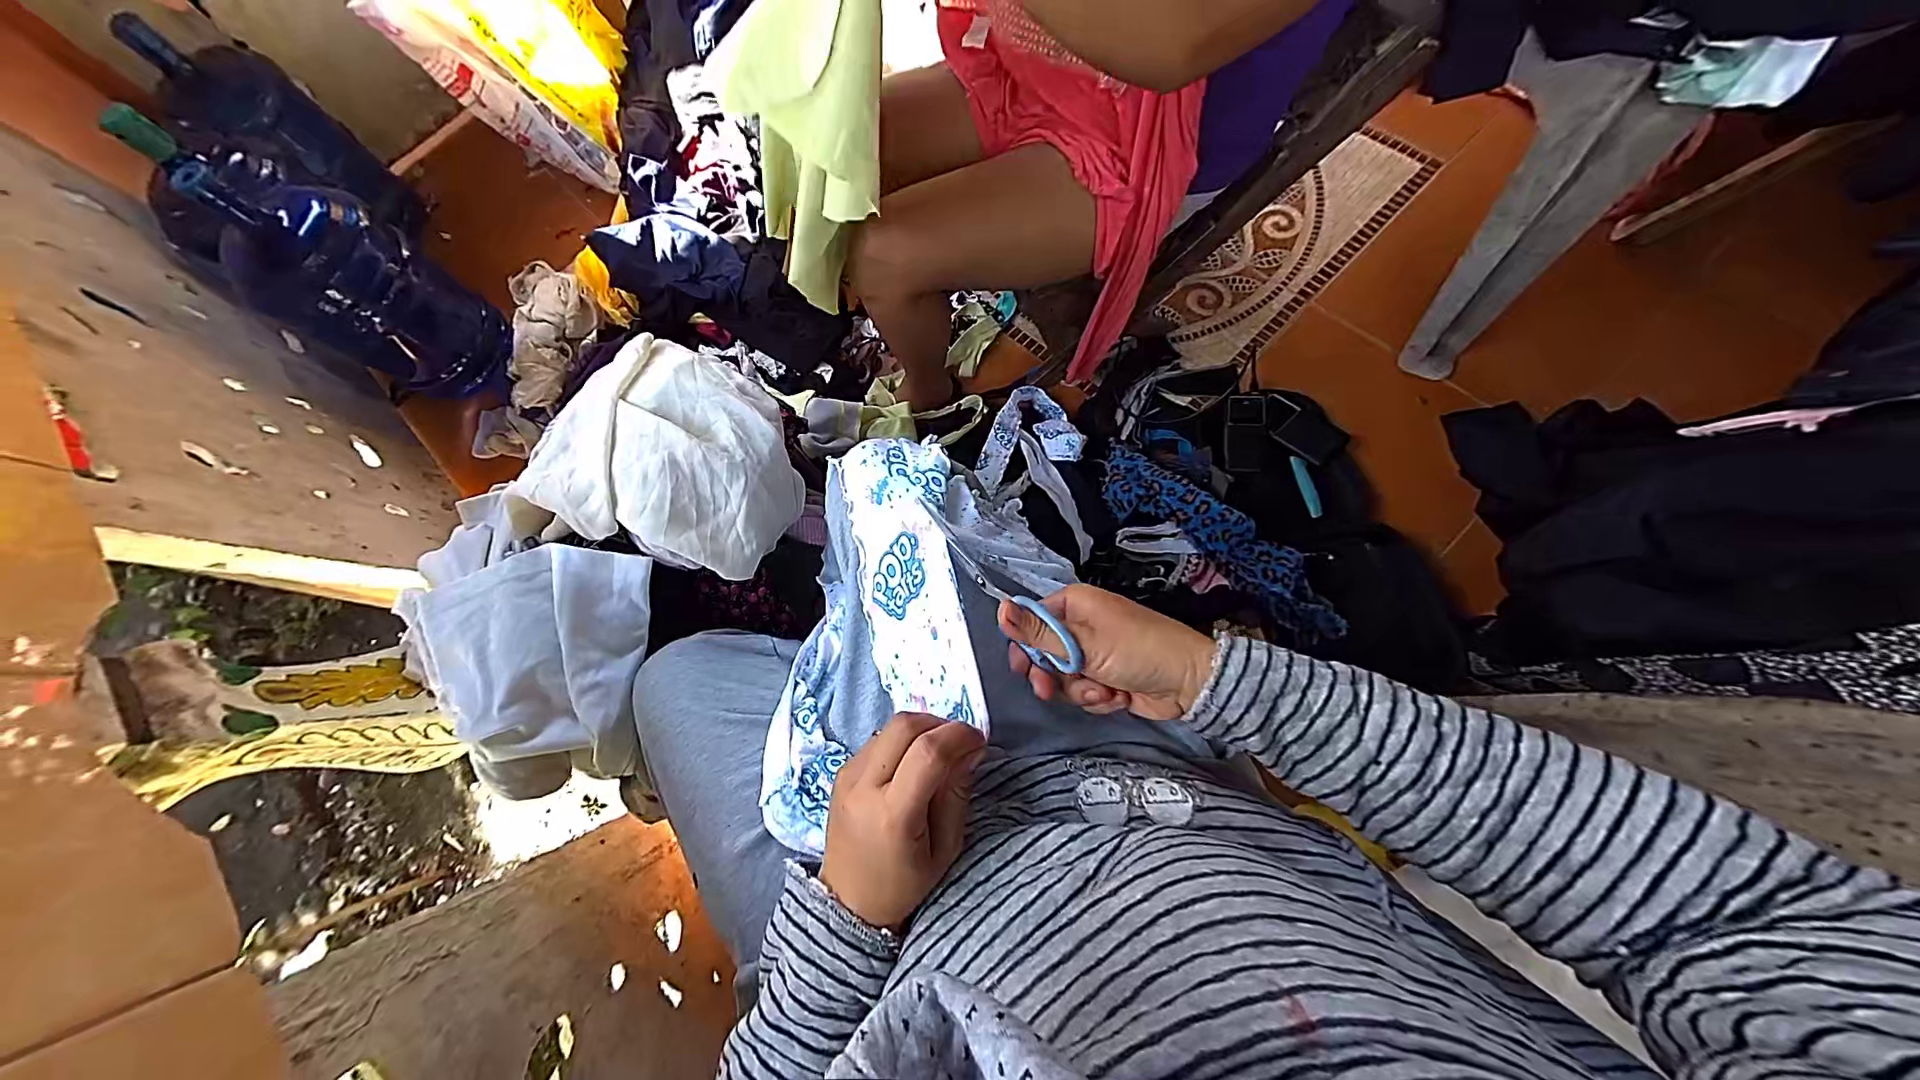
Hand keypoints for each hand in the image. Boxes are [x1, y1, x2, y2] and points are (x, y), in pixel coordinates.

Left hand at [819, 713, 984, 930]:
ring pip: (890, 727)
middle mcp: (863, 787)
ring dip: (922, 730)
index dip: (959, 736)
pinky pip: (878, 739)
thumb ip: (956, 794)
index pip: (928, 752)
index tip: (979, 741)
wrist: (848, 904)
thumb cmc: (903, 886)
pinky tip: (914, 763)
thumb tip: (971, 749)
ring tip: (940, 753)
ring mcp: (847, 776)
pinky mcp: (841, 772)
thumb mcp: (944, 850)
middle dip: (941, 724)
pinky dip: (903, 741)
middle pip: (905, 726)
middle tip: (960, 743)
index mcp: (892, 814)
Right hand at [999, 584, 1215, 720]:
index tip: (1023, 668)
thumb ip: (1040, 632)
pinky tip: (1117, 698)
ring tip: (1104, 691)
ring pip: (1063, 678)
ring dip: (1080, 691)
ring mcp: (1094, 653)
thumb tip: (1001, 608)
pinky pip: (1082, 691)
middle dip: (1052, 676)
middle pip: (1044, 654)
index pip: (1032, 622)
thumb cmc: (1138, 652)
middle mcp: (1081, 626)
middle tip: (1051, 689)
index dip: (1026, 646)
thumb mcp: (1084, 643)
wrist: (1189, 683)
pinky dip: (1097, 699)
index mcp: (1074, 605)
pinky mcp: (1105, 678)